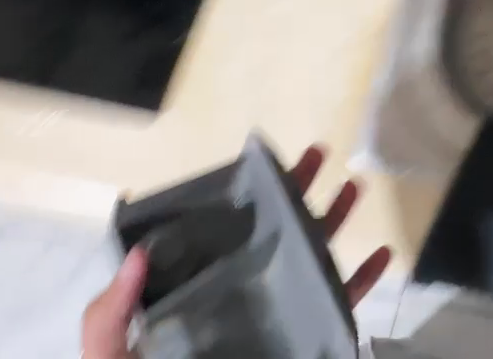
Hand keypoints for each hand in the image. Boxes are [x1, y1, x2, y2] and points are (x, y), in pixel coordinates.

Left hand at [81, 145, 393, 358]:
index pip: (224, 233)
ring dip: (334, 221)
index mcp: (197, 292)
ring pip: (311, 258)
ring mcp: (277, 317)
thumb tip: (140, 251)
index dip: (243, 197)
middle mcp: (242, 294)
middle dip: (298, 191)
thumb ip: (111, 317)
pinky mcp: (306, 341)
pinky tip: (382, 254)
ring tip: (353, 187)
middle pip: (274, 233)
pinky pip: (340, 306)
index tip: (263, 162)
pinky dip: (362, 281)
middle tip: (319, 152)